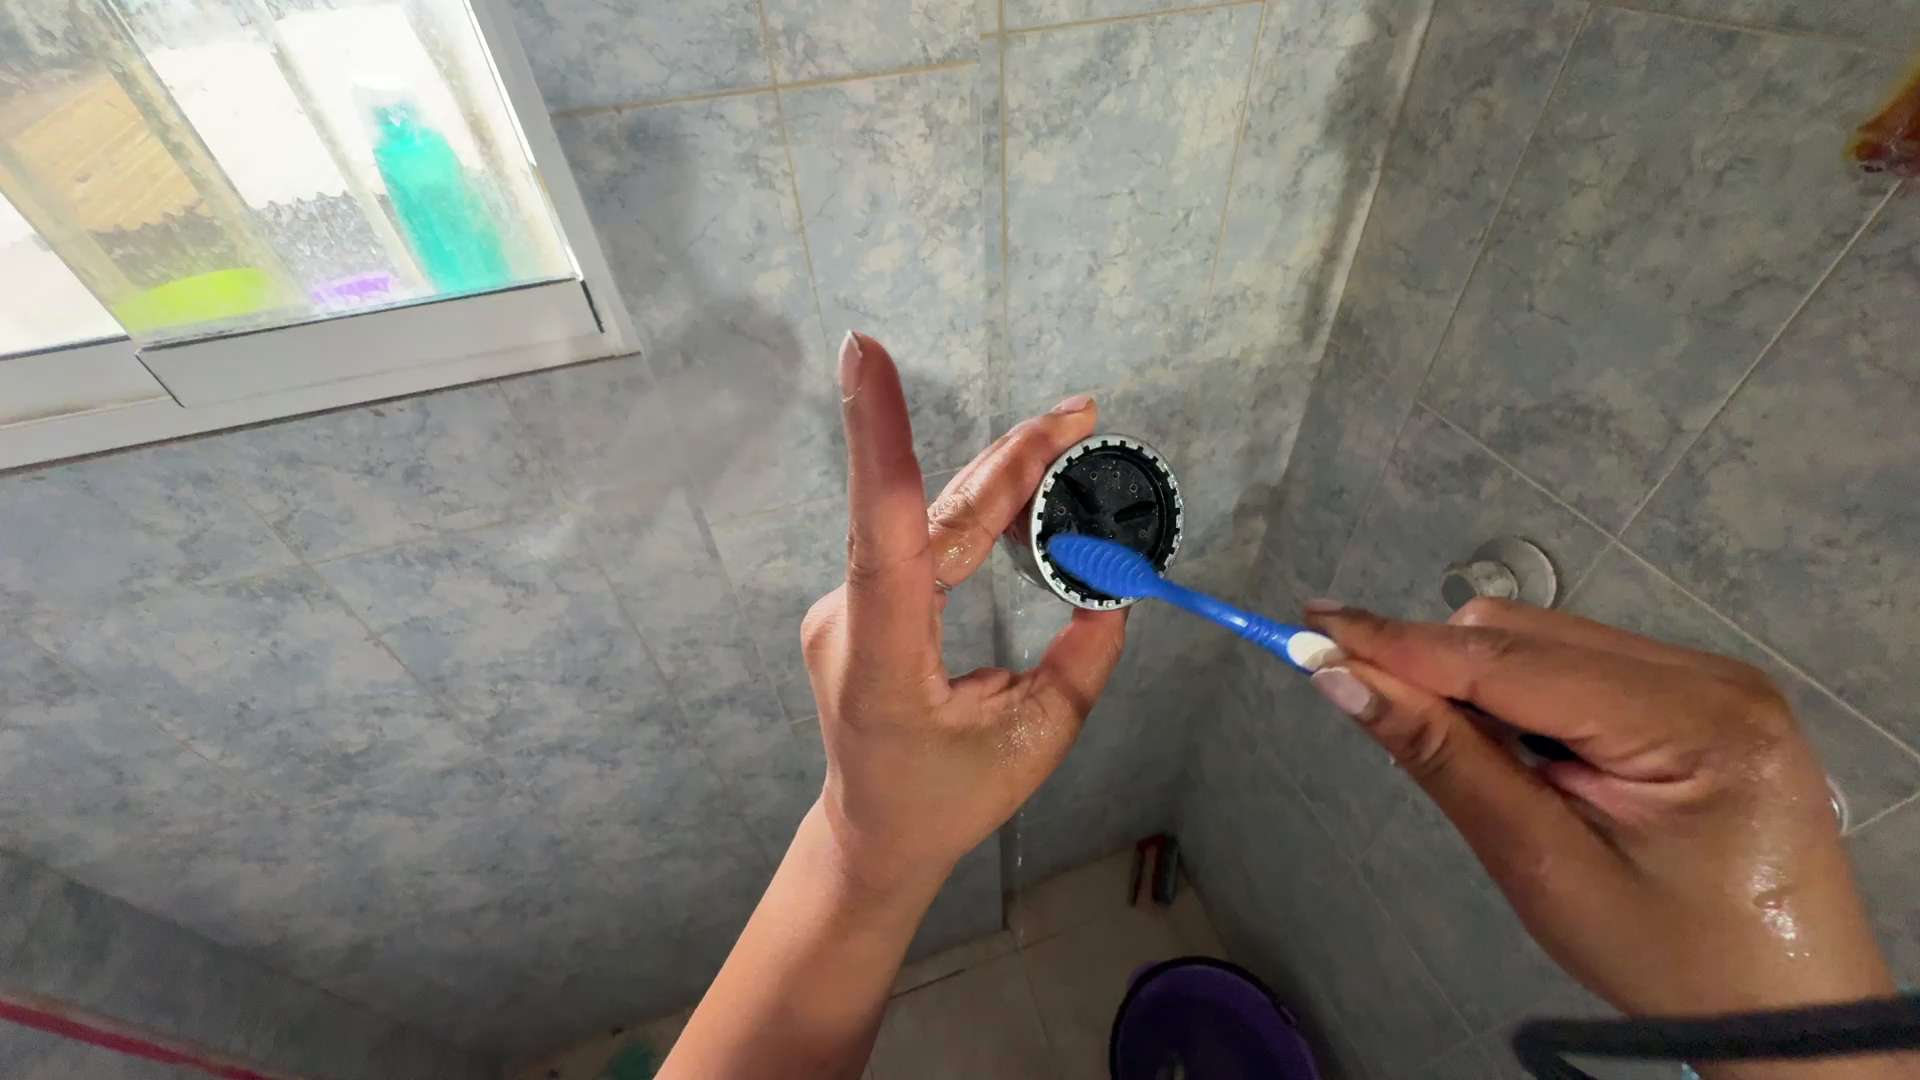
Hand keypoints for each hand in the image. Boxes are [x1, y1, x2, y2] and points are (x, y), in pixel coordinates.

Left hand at [800, 332, 1128, 891]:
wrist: (872, 830)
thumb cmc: (945, 800)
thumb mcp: (1032, 743)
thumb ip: (1079, 663)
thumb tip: (1112, 589)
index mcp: (882, 662)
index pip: (883, 537)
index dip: (880, 442)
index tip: (864, 355)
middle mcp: (851, 617)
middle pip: (934, 516)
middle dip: (1010, 461)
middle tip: (1081, 416)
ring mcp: (847, 604)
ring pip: (929, 518)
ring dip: (1000, 478)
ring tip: (1068, 442)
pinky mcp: (860, 598)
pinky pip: (922, 538)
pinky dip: (979, 510)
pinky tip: (1023, 490)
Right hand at [1303, 599, 1896, 1042]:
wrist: (1781, 1012)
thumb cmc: (1661, 954)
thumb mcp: (1533, 858)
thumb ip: (1436, 753)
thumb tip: (1336, 678)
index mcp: (1691, 722)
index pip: (1503, 660)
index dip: (1395, 643)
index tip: (1309, 626)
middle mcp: (1704, 674)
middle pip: (1515, 634)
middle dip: (1429, 662)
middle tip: (1364, 700)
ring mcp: (1701, 676)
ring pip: (1529, 637)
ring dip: (1464, 676)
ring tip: (1461, 748)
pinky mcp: (1687, 690)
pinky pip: (1558, 658)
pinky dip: (1503, 687)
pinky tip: (1506, 741)